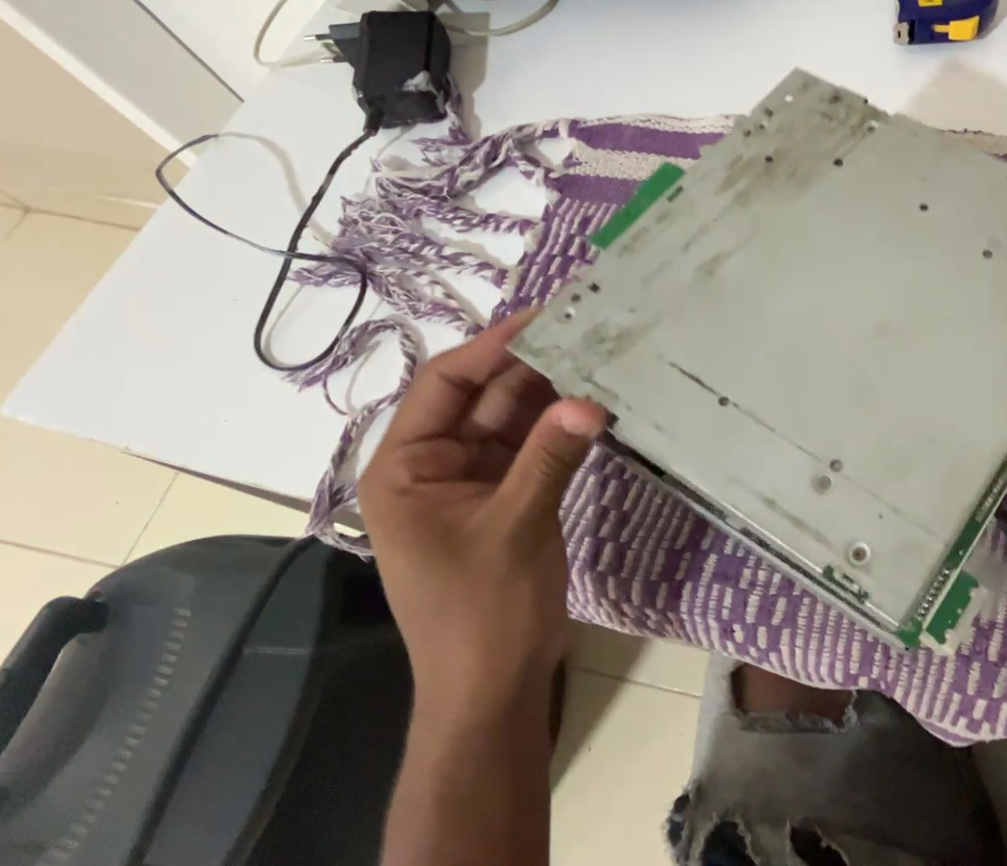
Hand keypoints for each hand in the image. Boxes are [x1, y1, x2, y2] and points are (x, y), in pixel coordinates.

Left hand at [358, 311, 607, 713]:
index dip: (492, 347)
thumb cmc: (482, 612)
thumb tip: (590, 400)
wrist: (493, 688)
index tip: (545, 317)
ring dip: (553, 395)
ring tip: (602, 358)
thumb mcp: (514, 527)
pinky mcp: (506, 498)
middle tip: (589, 331)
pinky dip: (562, 430)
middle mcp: (433, 465)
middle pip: (483, 397)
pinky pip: (533, 449)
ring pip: (513, 421)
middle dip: (533, 367)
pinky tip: (598, 405)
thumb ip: (549, 458)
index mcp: (404, 467)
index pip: (444, 384)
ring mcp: (472, 481)